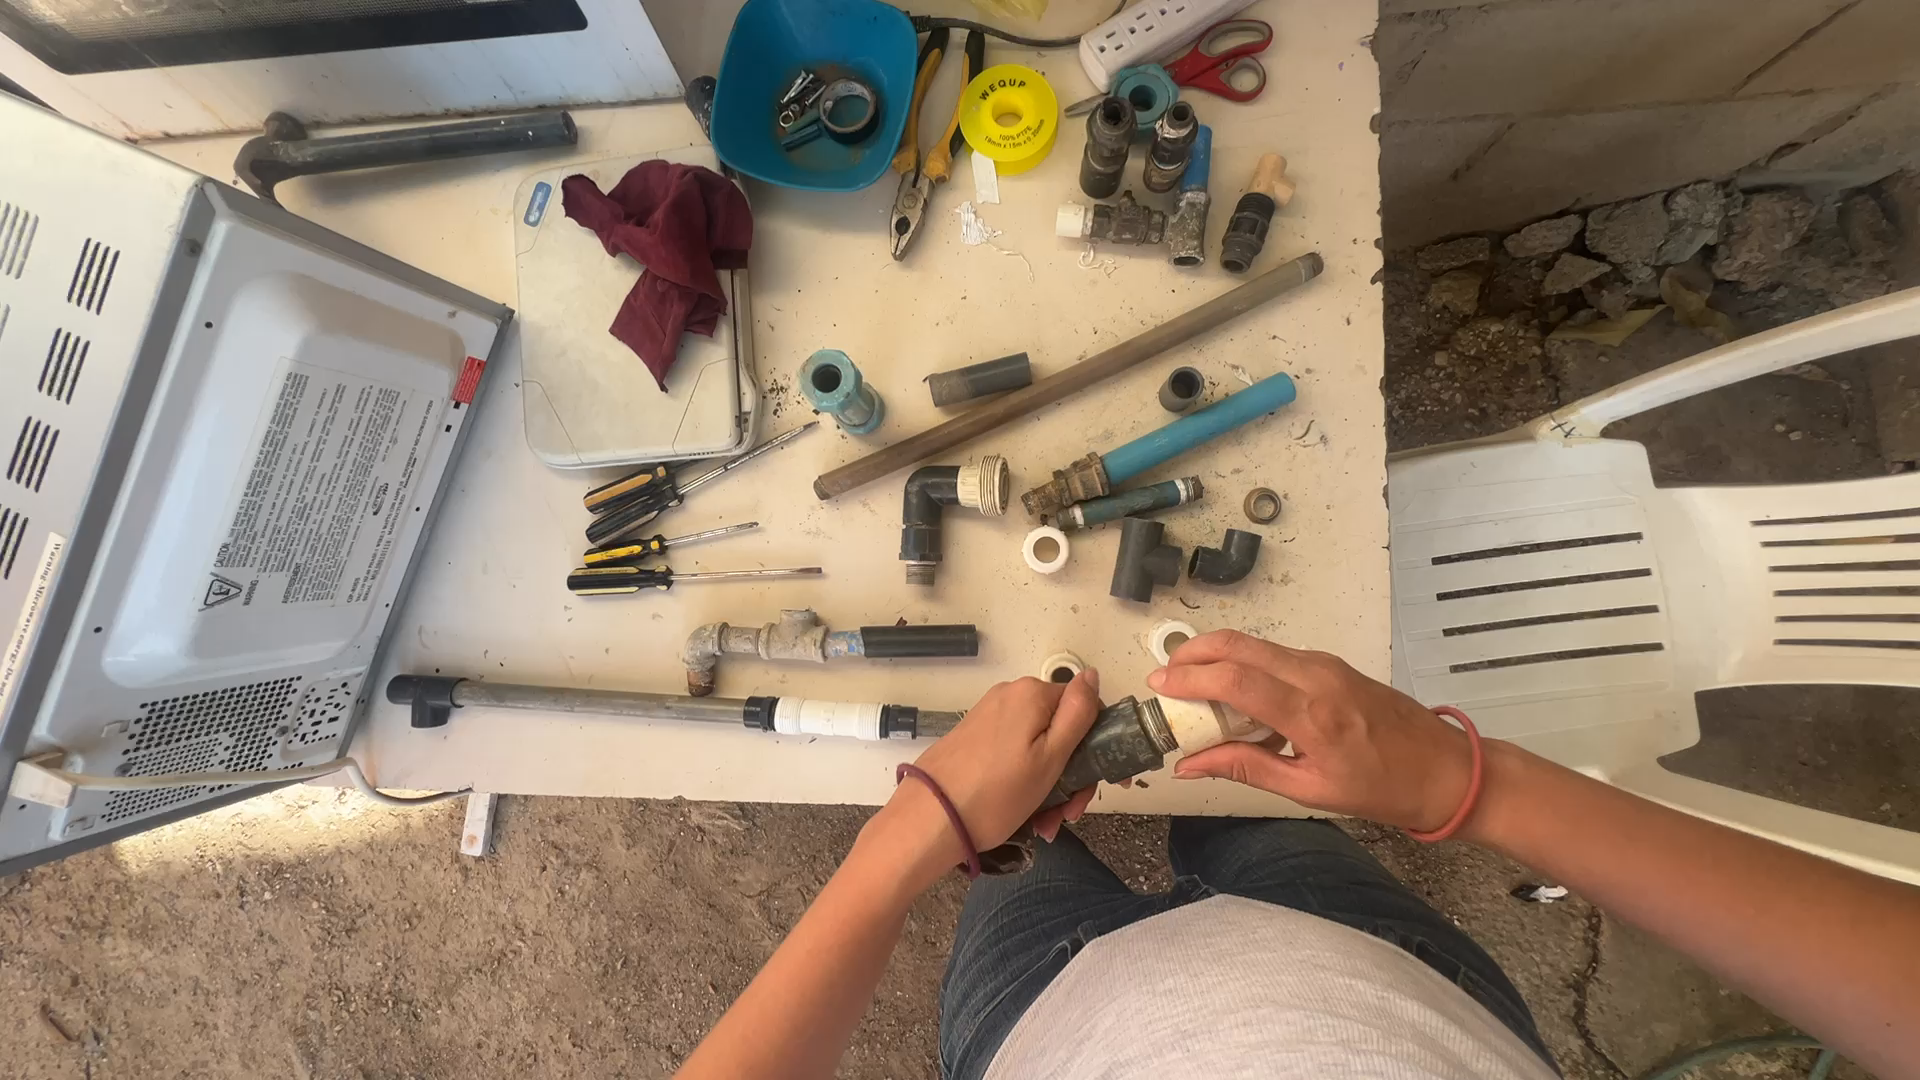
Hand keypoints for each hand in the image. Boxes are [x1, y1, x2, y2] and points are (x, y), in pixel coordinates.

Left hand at [886, 671, 1102, 859]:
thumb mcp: (1051, 756)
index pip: (1084, 708)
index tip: (1099, 784)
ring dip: (1050, 785)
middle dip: (1071, 774)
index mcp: (1032, 693)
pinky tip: (1026, 814)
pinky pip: (1015, 754)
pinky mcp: (975, 737)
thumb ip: (1078, 713)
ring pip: (1038, 747)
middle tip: (1067, 813)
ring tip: (1044, 823)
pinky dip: (1025, 781)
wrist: (931, 818)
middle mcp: (1010, 696)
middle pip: (1060, 731)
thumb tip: (1092, 675)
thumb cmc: (997, 792)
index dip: (1097, 746)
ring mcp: (990, 716)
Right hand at [1147, 631, 1472, 831]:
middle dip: (1191, 653)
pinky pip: (1271, 653)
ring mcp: (1323, 663)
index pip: (1236, 680)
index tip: (1158, 685)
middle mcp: (1315, 676)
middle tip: (1164, 676)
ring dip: (1213, 655)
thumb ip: (1245, 768)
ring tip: (1189, 684)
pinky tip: (1233, 691)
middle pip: (1237, 644)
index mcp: (1312, 715)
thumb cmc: (1383, 790)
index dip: (1189, 678)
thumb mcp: (1310, 790)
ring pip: (1252, 643)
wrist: (1451, 770)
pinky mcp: (1327, 662)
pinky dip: (1240, 662)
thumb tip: (1188, 764)